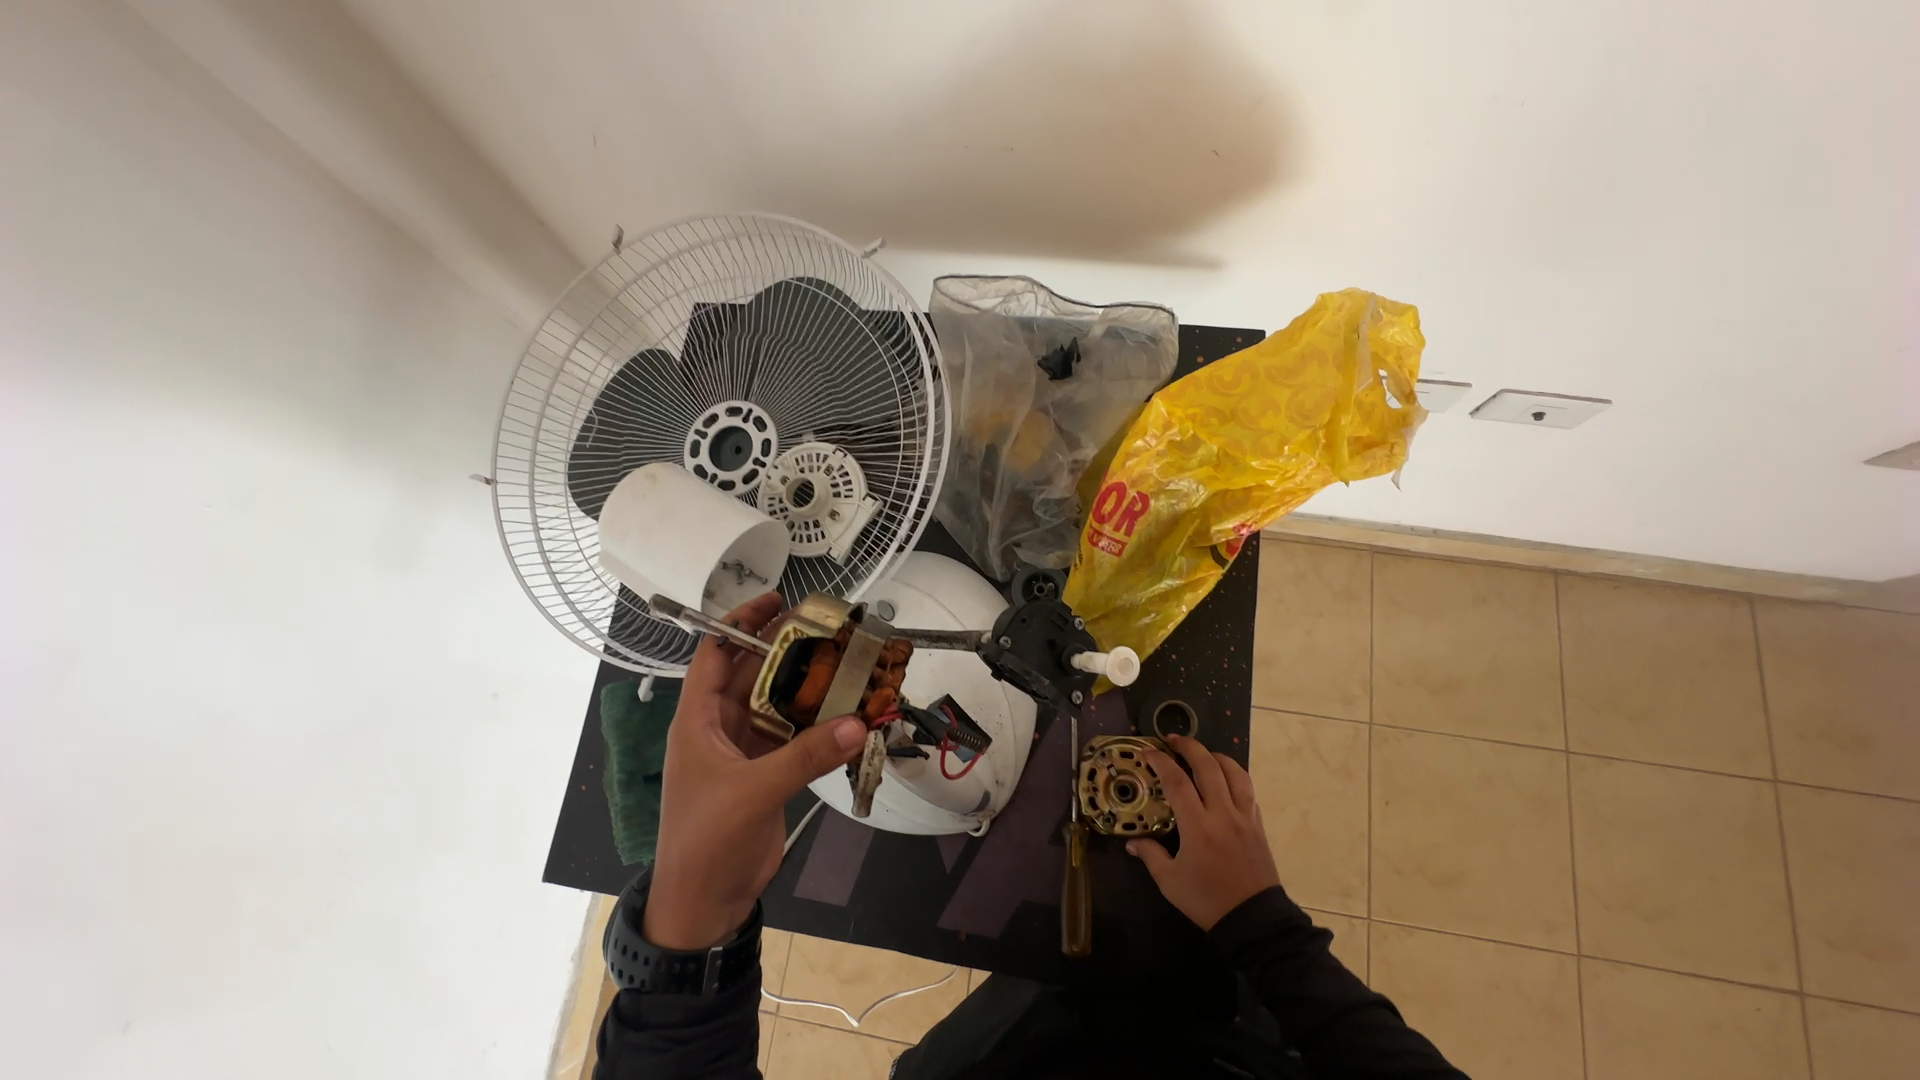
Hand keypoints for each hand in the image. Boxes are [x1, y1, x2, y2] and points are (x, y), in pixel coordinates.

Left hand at [644, 593, 867, 948]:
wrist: (704, 903)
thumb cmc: (708, 840)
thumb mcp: (752, 792)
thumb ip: (805, 756)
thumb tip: (857, 721)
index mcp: (698, 721)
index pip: (714, 655)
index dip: (742, 624)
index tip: (778, 600)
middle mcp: (719, 728)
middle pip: (752, 675)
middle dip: (786, 652)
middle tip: (829, 630)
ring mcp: (743, 752)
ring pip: (776, 706)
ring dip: (807, 689)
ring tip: (846, 665)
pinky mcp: (765, 775)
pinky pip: (793, 739)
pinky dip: (817, 727)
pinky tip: (847, 714)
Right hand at [1126, 734, 1280, 930]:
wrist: (1254, 919)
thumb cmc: (1207, 901)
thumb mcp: (1170, 882)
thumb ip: (1150, 855)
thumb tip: (1132, 842)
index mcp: (1198, 826)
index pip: (1177, 781)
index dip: (1161, 761)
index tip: (1148, 751)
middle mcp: (1222, 813)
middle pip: (1208, 766)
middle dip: (1189, 747)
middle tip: (1173, 739)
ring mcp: (1244, 817)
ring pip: (1234, 773)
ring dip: (1216, 756)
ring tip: (1202, 753)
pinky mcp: (1257, 824)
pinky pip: (1248, 790)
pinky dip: (1235, 776)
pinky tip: (1225, 778)